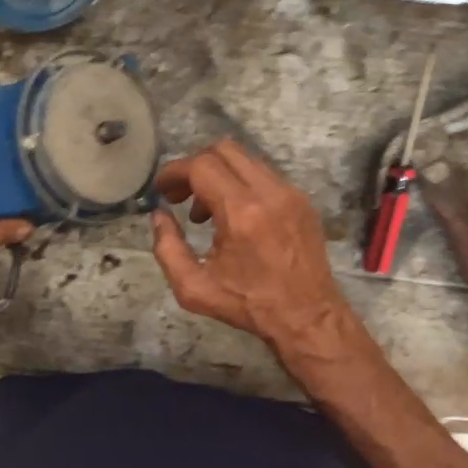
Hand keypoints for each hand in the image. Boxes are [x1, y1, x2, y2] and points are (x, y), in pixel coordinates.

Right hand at [150, 140, 349, 351]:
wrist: (308, 317)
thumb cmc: (247, 306)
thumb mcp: (193, 287)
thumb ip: (167, 248)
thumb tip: (159, 216)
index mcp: (241, 213)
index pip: (201, 166)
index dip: (173, 172)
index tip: (161, 190)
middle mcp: (269, 193)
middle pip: (224, 150)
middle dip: (194, 167)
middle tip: (180, 196)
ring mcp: (290, 194)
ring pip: (246, 159)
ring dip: (218, 175)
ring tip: (204, 211)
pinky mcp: (302, 201)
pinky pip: (264, 175)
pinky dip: (240, 184)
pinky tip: (232, 216)